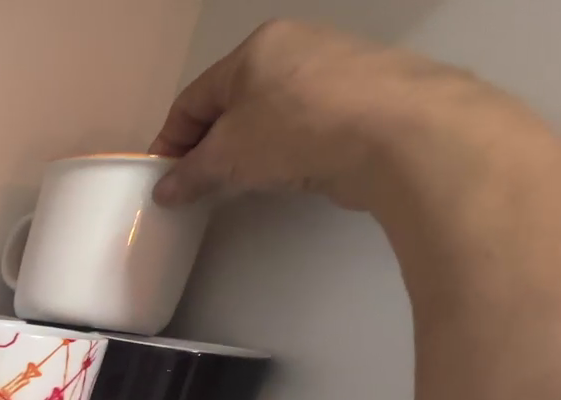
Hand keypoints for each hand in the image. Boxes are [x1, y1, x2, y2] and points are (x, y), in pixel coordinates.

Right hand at [149, 20, 504, 210]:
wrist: (399, 133)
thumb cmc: (293, 130)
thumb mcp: (223, 156)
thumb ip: (187, 174)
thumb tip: (165, 191)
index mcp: (254, 49)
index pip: (191, 101)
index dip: (168, 144)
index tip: (161, 180)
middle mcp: (296, 46)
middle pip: (231, 104)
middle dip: (208, 147)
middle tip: (196, 185)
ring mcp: (336, 66)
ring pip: (269, 113)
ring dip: (245, 150)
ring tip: (239, 183)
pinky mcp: (366, 92)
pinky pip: (305, 122)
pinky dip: (284, 148)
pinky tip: (284, 172)